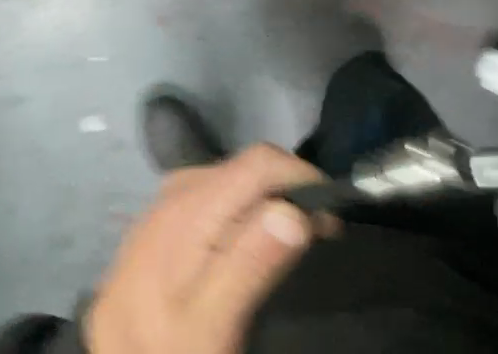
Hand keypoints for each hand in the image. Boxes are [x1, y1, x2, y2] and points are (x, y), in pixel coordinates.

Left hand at [85, 145, 325, 353]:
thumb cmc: (164, 342)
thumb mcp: (210, 321)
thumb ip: (250, 264)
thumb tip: (294, 212)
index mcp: (191, 205)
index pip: (260, 161)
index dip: (303, 178)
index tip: (332, 219)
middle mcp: (180, 187)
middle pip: (251, 166)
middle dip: (292, 190)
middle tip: (322, 236)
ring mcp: (172, 198)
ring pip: (237, 178)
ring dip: (273, 199)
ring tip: (296, 242)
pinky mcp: (169, 214)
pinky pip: (220, 193)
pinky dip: (249, 207)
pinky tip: (257, 243)